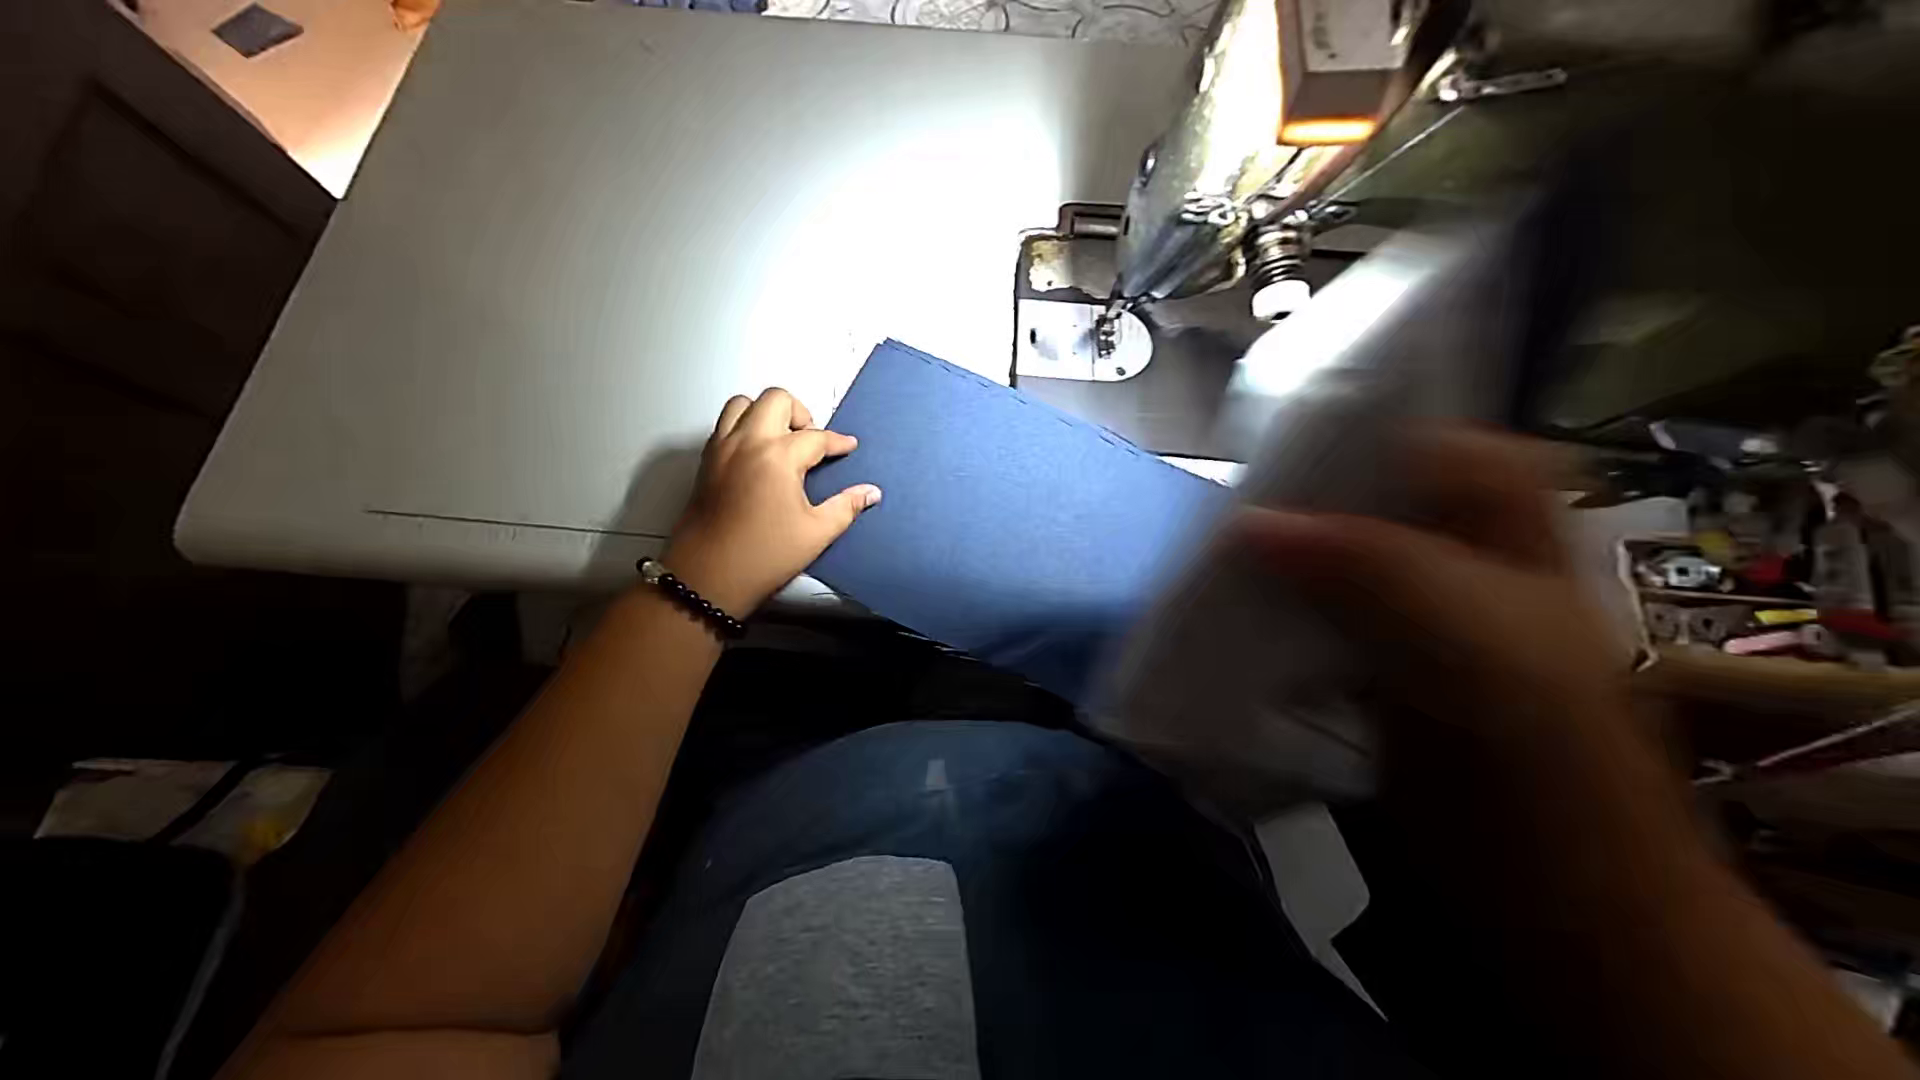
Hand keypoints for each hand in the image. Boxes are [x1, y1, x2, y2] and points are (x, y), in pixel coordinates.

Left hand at [661, 388, 880, 616]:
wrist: (707, 577)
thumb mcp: (816, 533)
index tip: (847, 446)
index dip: (838, 442)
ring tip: (782, 440)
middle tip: (812, 440)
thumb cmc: (763, 556)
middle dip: (800, 413)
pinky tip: (759, 455)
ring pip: (743, 404)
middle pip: (776, 400)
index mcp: (777, 455)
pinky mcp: (706, 462)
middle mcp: (747, 442)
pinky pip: (725, 425)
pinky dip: (744, 427)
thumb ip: (846, 506)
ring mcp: (722, 449)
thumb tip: (870, 493)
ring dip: (766, 413)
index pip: (816, 436)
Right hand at [1240, 425, 1627, 751]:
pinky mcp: (1371, 656)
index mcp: (1508, 523)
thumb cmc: (1541, 744)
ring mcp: (1411, 609)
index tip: (1283, 450)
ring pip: (1331, 555)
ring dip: (1278, 557)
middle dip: (1301, 501)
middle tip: (1236, 508)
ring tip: (1219, 556)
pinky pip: (1312, 611)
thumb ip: (1371, 567)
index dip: (1360, 436)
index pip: (1427, 443)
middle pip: (1366, 498)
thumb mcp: (1479, 640)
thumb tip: (1248, 524)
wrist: (1548, 867)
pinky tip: (1235, 612)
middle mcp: (1456, 553)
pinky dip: (1274, 608)